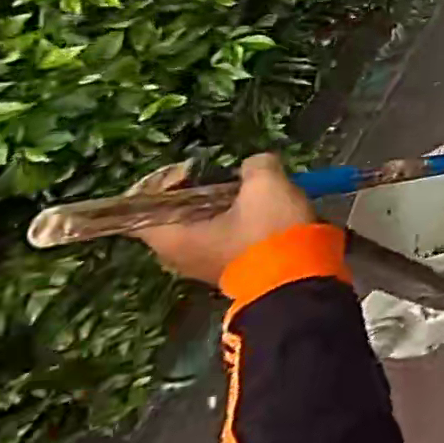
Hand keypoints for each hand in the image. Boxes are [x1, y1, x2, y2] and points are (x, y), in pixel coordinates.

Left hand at [133, 152, 316, 284]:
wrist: (300, 277)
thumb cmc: (268, 230)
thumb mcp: (265, 184)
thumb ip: (255, 165)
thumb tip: (255, 167)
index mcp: (172, 239)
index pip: (143, 209)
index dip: (163, 182)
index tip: (193, 167)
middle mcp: (180, 258)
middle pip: (177, 216)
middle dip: (200, 192)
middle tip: (226, 174)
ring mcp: (206, 267)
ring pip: (205, 227)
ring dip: (224, 206)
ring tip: (251, 188)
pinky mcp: (233, 270)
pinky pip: (225, 237)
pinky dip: (238, 220)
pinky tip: (264, 207)